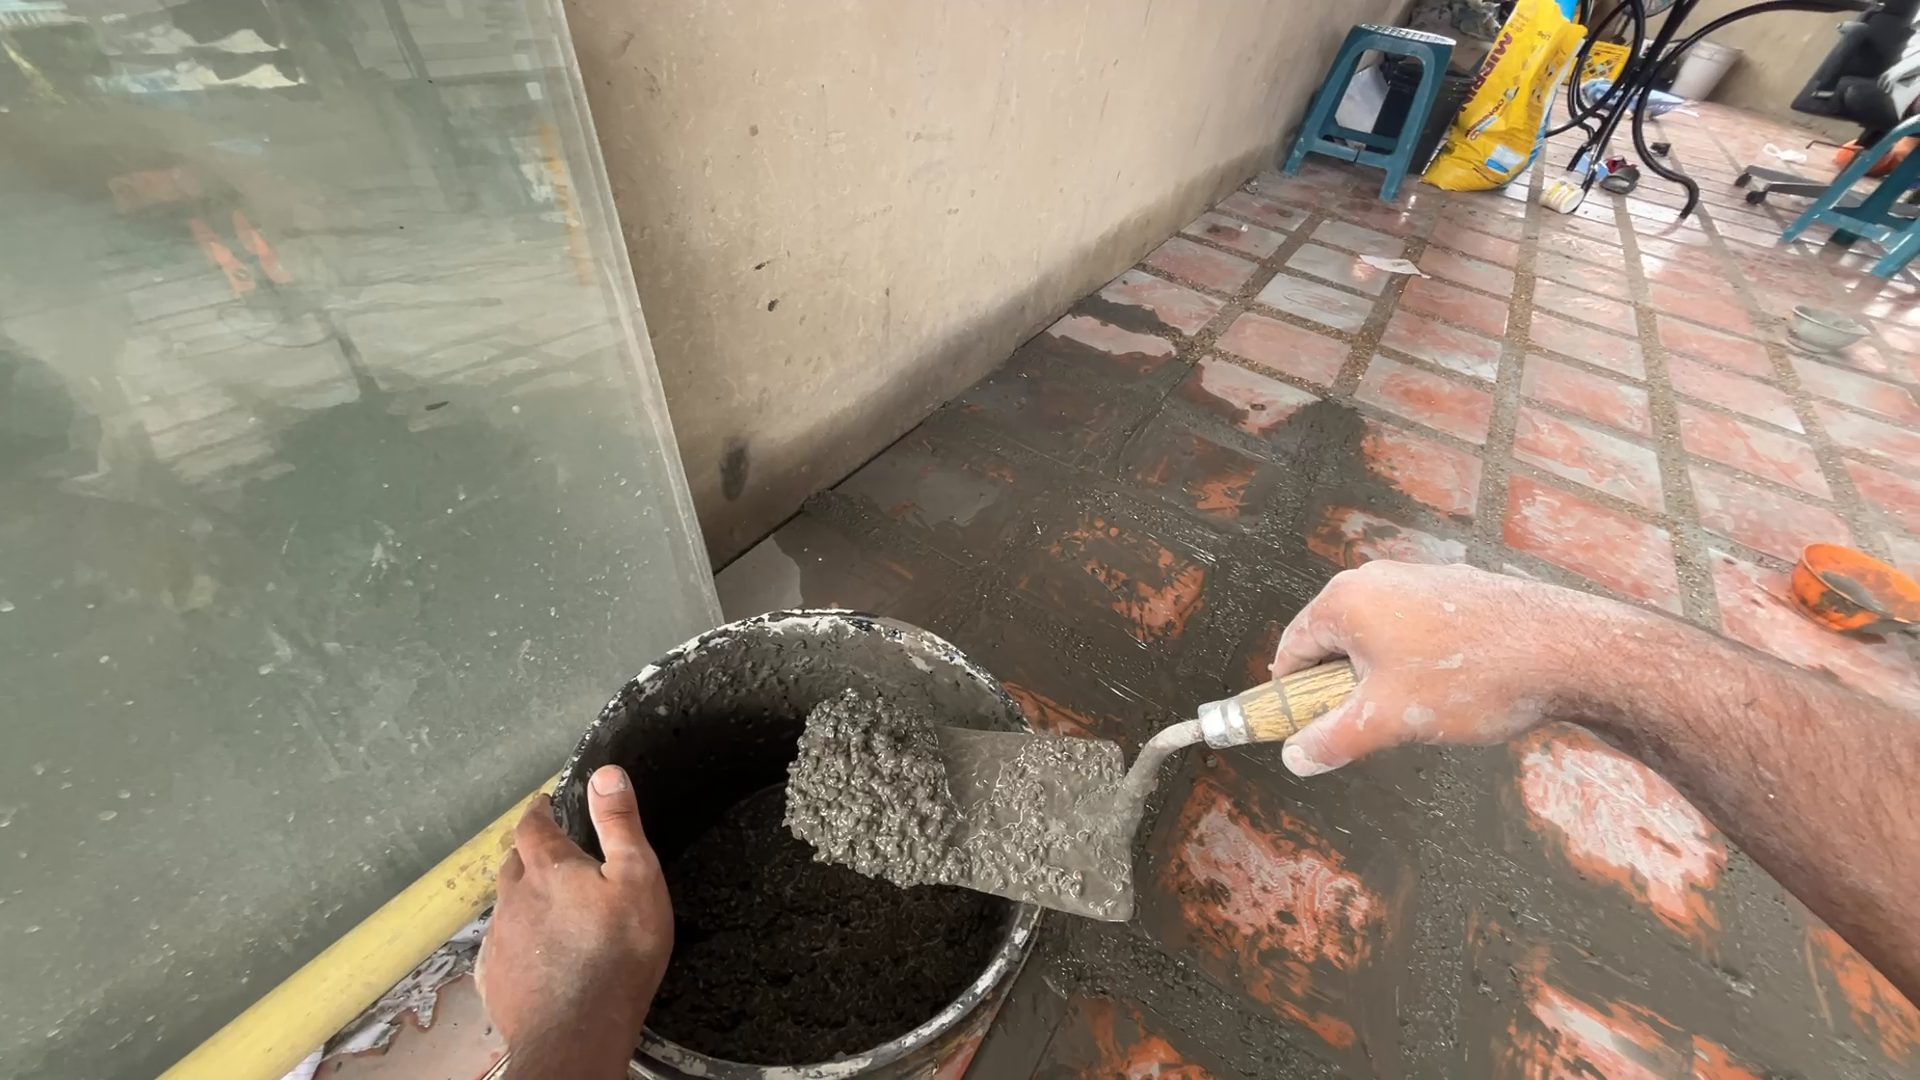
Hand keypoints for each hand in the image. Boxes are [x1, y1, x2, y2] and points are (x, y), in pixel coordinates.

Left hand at [478, 766, 672, 1074]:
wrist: (580, 1031)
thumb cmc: (620, 947)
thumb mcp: (636, 874)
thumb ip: (619, 822)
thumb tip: (605, 773)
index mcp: (551, 868)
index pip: (534, 826)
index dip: (539, 810)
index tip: (545, 802)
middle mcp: (516, 898)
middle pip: (515, 864)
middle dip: (531, 852)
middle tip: (554, 853)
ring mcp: (501, 940)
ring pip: (508, 904)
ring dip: (525, 894)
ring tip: (551, 903)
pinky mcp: (496, 978)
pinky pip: (503, 944)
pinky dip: (519, 935)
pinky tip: (538, 948)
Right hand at [1270, 562, 1635, 776]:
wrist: (1577, 651)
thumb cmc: (1471, 679)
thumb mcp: (1388, 720)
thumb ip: (1332, 740)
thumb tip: (1295, 759)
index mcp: (1344, 600)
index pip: (1293, 647)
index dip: (1289, 691)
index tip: (1299, 722)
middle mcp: (1373, 578)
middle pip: (1331, 638)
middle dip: (1338, 683)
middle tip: (1362, 720)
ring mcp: (1416, 577)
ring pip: (1373, 632)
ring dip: (1375, 671)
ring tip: (1412, 707)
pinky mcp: (1454, 585)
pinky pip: (1409, 623)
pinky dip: (1410, 655)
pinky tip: (1447, 685)